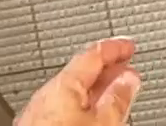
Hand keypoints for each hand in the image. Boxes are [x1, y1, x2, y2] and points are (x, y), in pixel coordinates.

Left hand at [16, 39, 141, 125]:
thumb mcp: (101, 123)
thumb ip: (118, 98)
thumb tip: (130, 80)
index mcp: (62, 85)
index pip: (94, 52)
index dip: (116, 48)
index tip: (129, 47)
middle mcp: (44, 97)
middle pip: (81, 73)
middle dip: (107, 71)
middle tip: (126, 70)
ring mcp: (35, 117)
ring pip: (70, 95)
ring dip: (94, 93)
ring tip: (113, 98)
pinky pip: (61, 112)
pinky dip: (80, 110)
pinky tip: (90, 122)